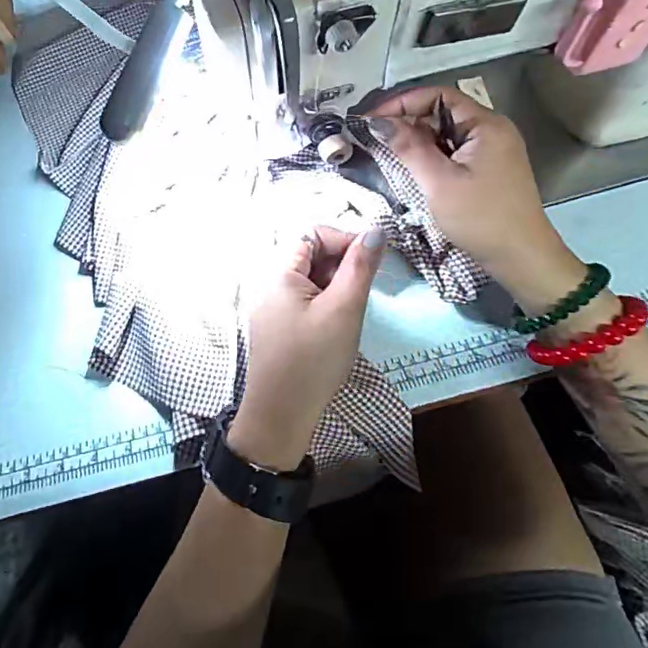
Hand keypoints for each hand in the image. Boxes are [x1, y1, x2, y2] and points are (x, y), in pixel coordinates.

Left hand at [235, 225, 384, 469]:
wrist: (280, 418)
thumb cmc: (314, 360)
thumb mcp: (344, 309)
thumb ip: (360, 267)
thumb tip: (376, 230)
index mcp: (281, 275)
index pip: (314, 234)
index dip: (344, 239)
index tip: (370, 261)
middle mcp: (271, 287)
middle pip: (312, 256)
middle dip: (342, 265)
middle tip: (361, 292)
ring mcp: (273, 311)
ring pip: (312, 282)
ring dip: (337, 287)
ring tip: (351, 313)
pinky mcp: (279, 332)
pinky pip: (306, 304)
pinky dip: (327, 306)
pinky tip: (338, 329)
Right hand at [367, 86, 585, 310]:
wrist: (521, 257)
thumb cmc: (481, 219)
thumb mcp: (439, 183)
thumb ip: (409, 148)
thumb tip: (380, 122)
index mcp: (486, 125)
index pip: (439, 95)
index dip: (403, 102)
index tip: (372, 119)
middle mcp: (492, 130)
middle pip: (443, 112)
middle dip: (408, 121)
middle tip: (375, 138)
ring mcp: (493, 150)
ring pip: (447, 134)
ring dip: (418, 140)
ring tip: (388, 151)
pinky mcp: (490, 169)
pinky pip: (455, 152)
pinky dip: (432, 156)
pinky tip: (413, 168)